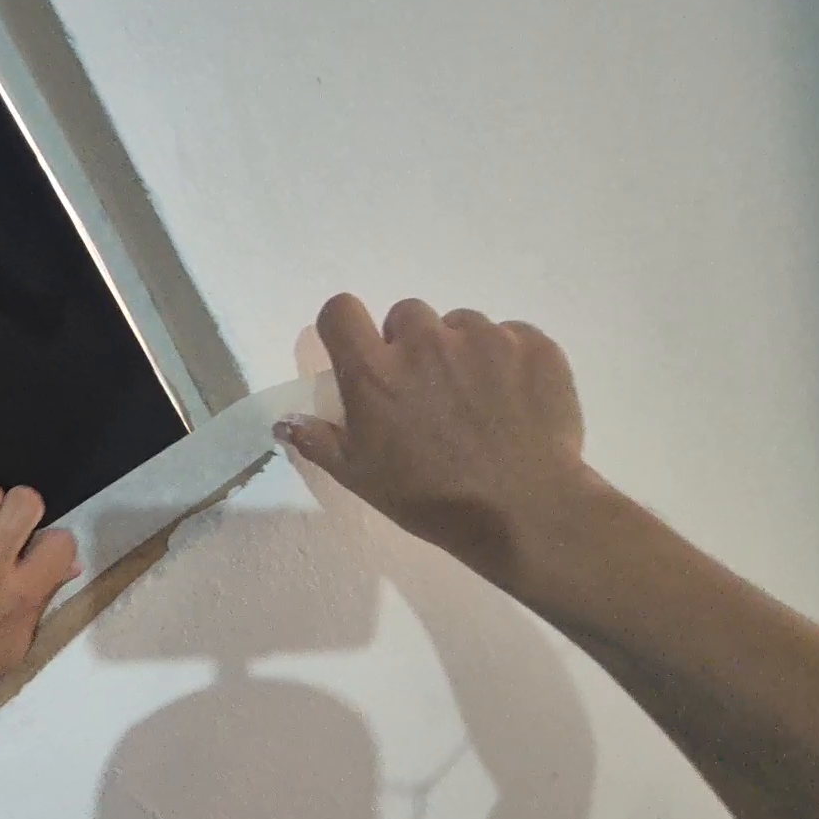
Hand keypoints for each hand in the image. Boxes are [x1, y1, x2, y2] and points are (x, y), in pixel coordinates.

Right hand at [276, 294, 602, 587]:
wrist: (519, 506)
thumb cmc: (422, 494)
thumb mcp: (355, 474)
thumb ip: (316, 440)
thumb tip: (284, 421)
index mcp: (372, 372)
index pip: (340, 312)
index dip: (342, 324)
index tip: (352, 347)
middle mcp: (424, 342)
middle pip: (404, 314)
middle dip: (405, 342)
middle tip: (417, 384)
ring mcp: (484, 339)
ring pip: (458, 324)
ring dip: (454, 349)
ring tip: (466, 394)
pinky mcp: (534, 345)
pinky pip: (508, 334)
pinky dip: (502, 357)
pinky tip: (504, 397)